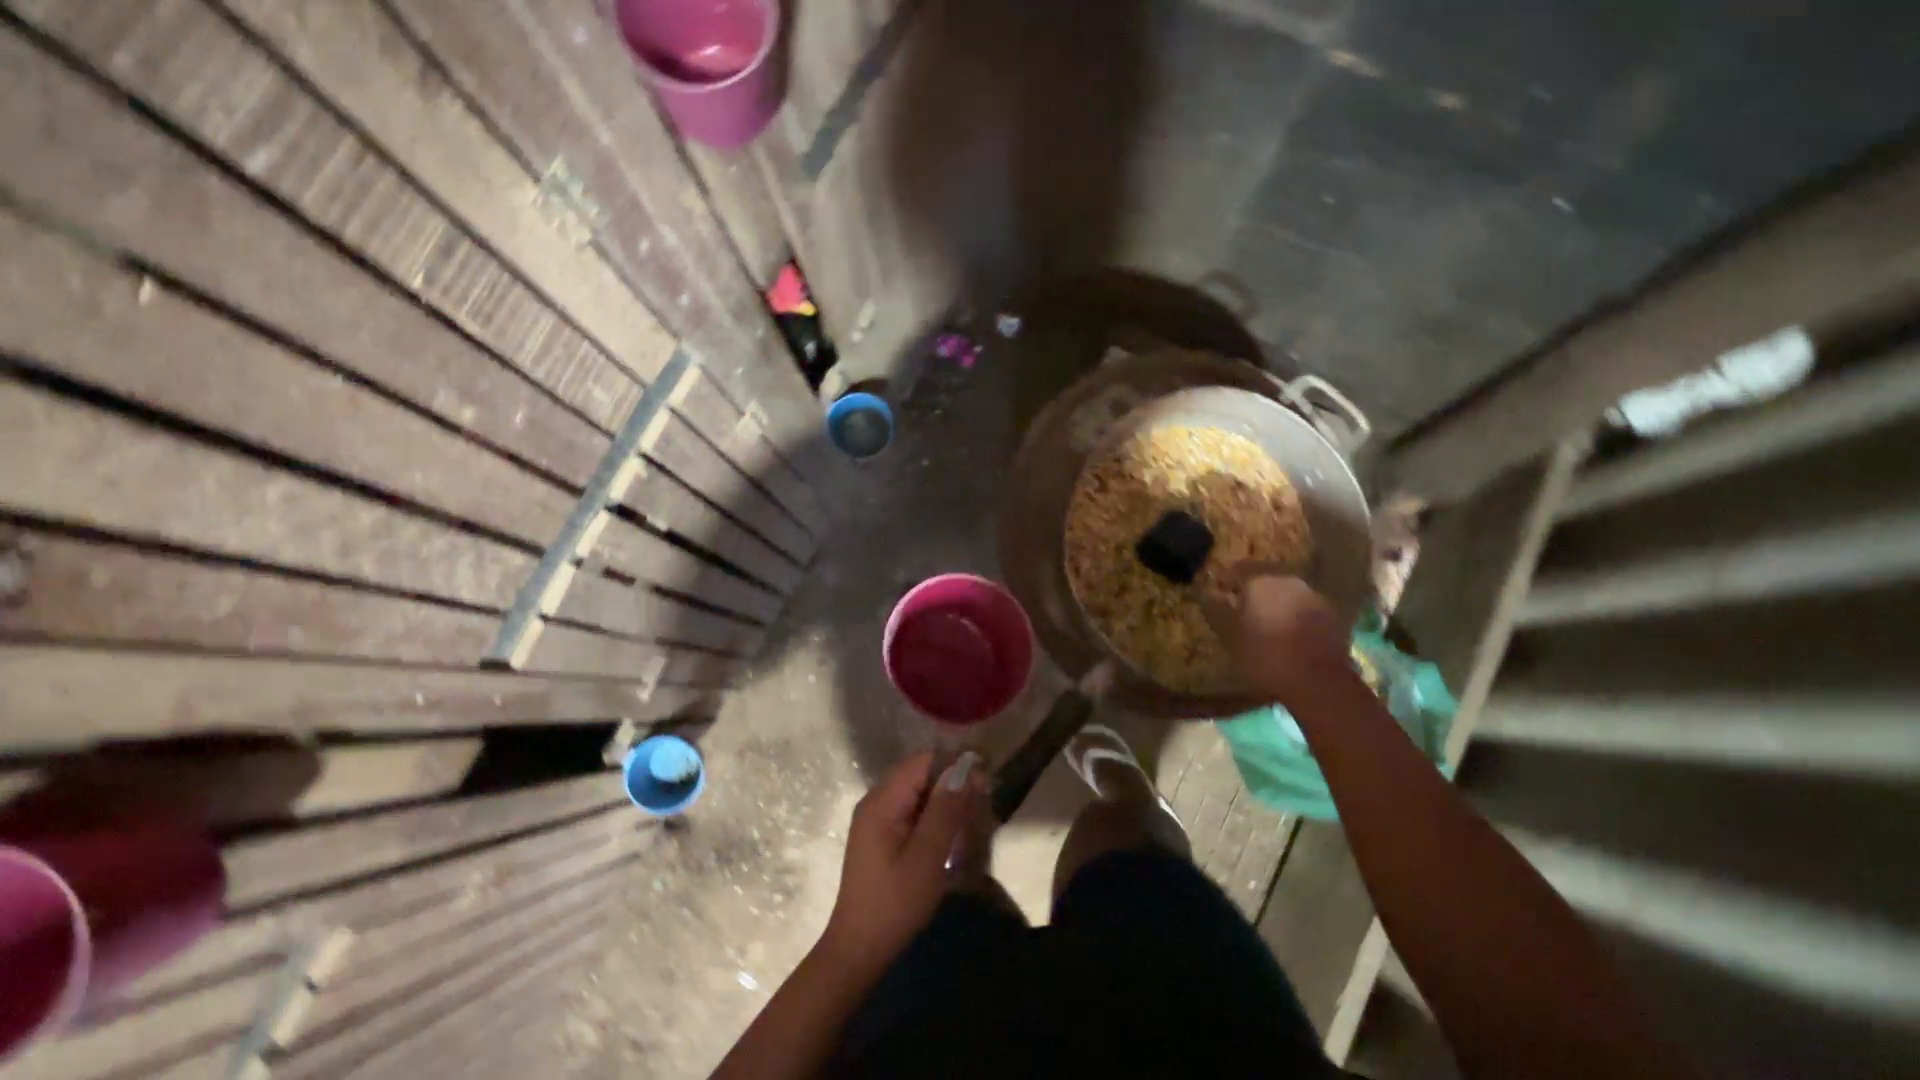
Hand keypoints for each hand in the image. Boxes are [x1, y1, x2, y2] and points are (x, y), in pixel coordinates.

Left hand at [820, 751, 985, 970]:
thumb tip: (964, 770)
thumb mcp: (927, 856)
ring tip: (971, 826)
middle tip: (982, 810)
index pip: (922, 763)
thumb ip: (945, 810)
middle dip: (952, 786)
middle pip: (920, 776)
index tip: (985, 783)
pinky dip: (934, 820)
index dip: (954, 766)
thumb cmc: (895, 902)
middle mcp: (876, 803)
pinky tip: (952, 840)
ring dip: (946, 805)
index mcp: (882, 802)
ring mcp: (876, 821)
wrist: (860, 947)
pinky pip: (912, 814)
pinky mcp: (882, 838)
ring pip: (918, 796)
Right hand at [1204, 574, 1348, 702]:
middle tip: (1239, 603)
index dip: (1225, 579)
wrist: (1318, 680)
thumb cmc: (1265, 656)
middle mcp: (1287, 580)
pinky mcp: (1329, 612)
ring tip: (1263, 617)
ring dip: (1273, 597)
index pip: (1236, 569)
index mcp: (1259, 581)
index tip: (1217, 591)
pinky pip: (1302, 603)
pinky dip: (1291, 610)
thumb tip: (1206, 594)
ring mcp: (1311, 594)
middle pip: (1263, 575)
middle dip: (1250, 586)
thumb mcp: (1230, 636)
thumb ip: (1216, 610)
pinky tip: (1287, 628)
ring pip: (1285, 588)